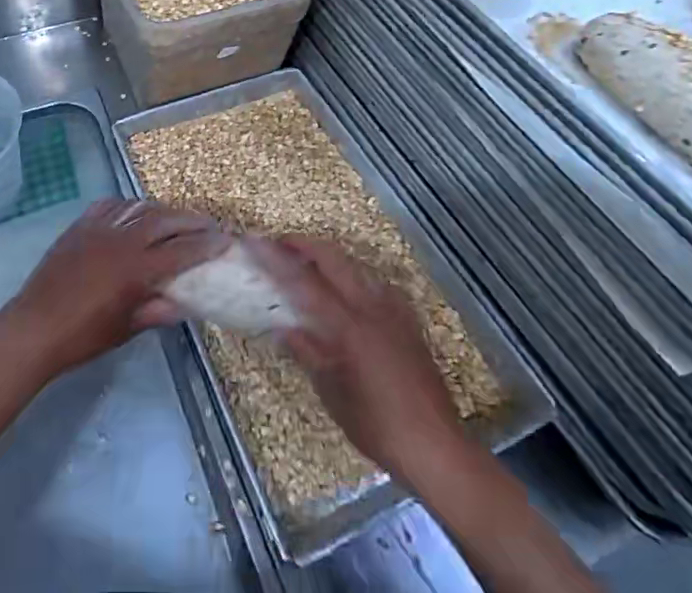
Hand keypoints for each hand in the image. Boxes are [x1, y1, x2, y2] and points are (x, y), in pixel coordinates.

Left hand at [0, 199, 228, 375]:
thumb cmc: (82, 336)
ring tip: (175, 218)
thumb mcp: (125, 328)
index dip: (205, 245)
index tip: (225, 240)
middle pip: (163, 221)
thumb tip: (183, 303)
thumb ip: (156, 311)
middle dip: (189, 221)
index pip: (180, 251)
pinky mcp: (78, 227)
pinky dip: (128, 205)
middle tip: (208, 224)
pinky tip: (135, 212)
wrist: (34, 327)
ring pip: (137, 208)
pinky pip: (108, 206)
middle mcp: (119, 241)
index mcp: (134, 269)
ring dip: (160, 210)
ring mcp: (97, 229)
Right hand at [252, 238, 467, 474]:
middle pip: (334, 259)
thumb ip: (309, 353)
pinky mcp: (408, 323)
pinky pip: (377, 285)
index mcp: (349, 326)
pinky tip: (348, 290)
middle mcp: (373, 309)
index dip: (276, 260)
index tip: (254, 243)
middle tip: (278, 245)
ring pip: (357, 267)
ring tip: (307, 264)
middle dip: (304, 245)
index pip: (304, 281)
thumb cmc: (378, 426)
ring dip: (329, 258)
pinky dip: (354, 276)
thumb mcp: (332, 393)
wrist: (437, 447)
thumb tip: (284, 328)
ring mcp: (395, 313)